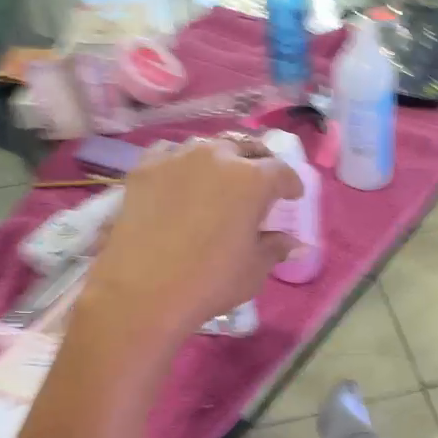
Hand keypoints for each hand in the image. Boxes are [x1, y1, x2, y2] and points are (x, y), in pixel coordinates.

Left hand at [84, 135, 303, 339]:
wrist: (143, 290)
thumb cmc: (210, 282)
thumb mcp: (254, 271)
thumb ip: (275, 248)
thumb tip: (293, 242)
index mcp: (252, 181)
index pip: (281, 172)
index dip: (291, 185)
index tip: (293, 197)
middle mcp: (217, 157)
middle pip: (245, 148)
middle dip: (258, 162)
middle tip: (259, 184)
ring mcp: (177, 158)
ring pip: (207, 148)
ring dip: (220, 160)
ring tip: (219, 180)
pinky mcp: (145, 168)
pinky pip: (170, 154)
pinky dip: (182, 163)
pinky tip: (181, 180)